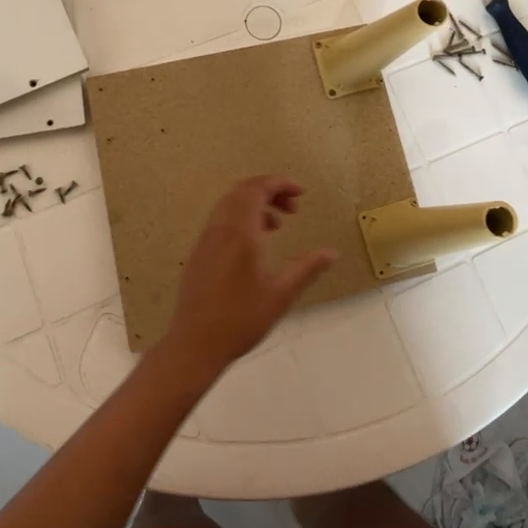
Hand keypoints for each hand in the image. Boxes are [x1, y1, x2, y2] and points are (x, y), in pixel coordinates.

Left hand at [159, 176, 337, 373]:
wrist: (194, 344)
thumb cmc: (241, 320)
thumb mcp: (281, 295)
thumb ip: (307, 269)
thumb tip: (332, 253)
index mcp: (240, 233)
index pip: (257, 189)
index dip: (280, 183)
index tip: (300, 193)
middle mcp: (220, 229)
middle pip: (242, 191)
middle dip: (269, 190)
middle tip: (293, 208)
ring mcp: (206, 240)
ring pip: (229, 204)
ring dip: (254, 204)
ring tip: (277, 225)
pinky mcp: (199, 253)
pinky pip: (221, 220)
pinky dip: (240, 218)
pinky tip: (254, 244)